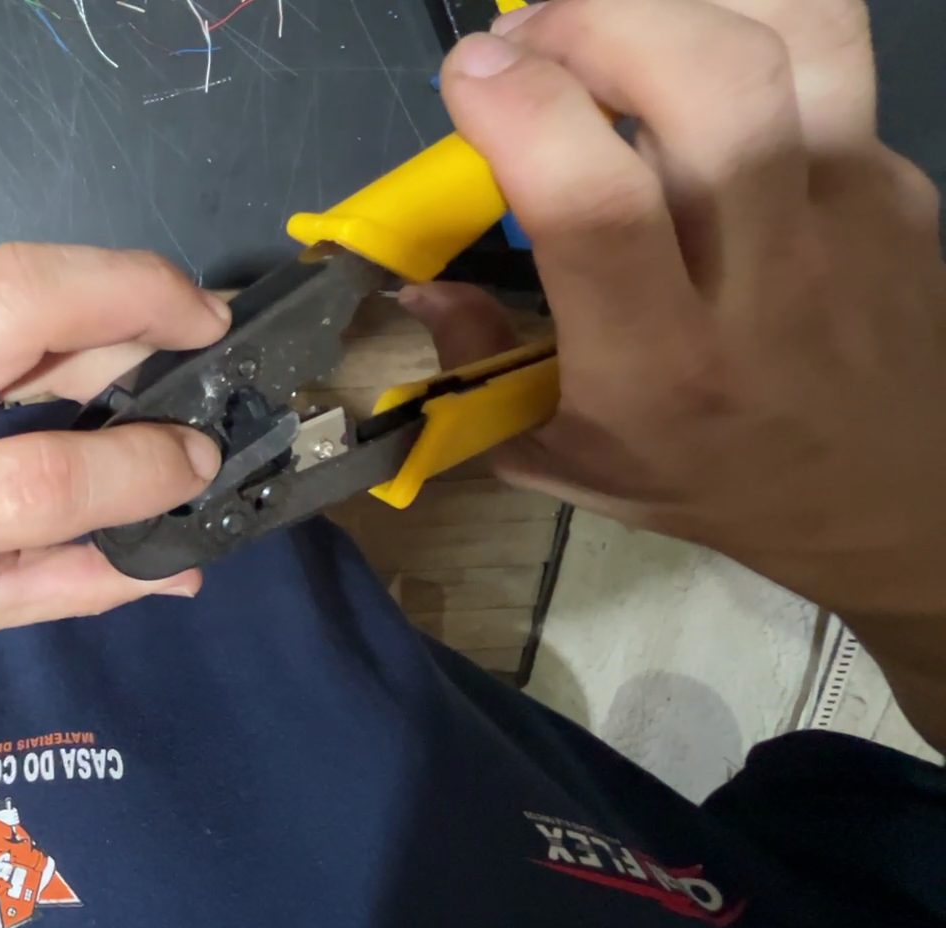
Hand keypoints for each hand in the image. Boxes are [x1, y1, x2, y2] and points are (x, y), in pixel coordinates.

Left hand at [0, 244, 227, 634]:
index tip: (197, 457)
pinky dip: (53, 313)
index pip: (38, 477)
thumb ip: (79, 584)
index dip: (137, 466)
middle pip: (15, 303)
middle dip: (133, 293)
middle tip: (208, 321)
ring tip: (168, 330)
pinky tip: (81, 345)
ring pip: (5, 280)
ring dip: (105, 293)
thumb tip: (187, 564)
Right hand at [402, 0, 945, 618]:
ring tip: (587, 16)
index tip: (466, 74)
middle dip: (596, 25)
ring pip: (794, 39)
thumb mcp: (547, 454)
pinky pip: (829, 51)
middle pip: (708, 89)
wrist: (878, 494)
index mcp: (651, 361)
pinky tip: (667, 38)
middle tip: (518, 32)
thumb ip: (477, 365)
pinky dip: (736, 14)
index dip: (525, 116)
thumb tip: (414, 287)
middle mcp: (760, 274)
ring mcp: (852, 210)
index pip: (594, 208)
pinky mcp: (899, 176)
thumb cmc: (685, 481)